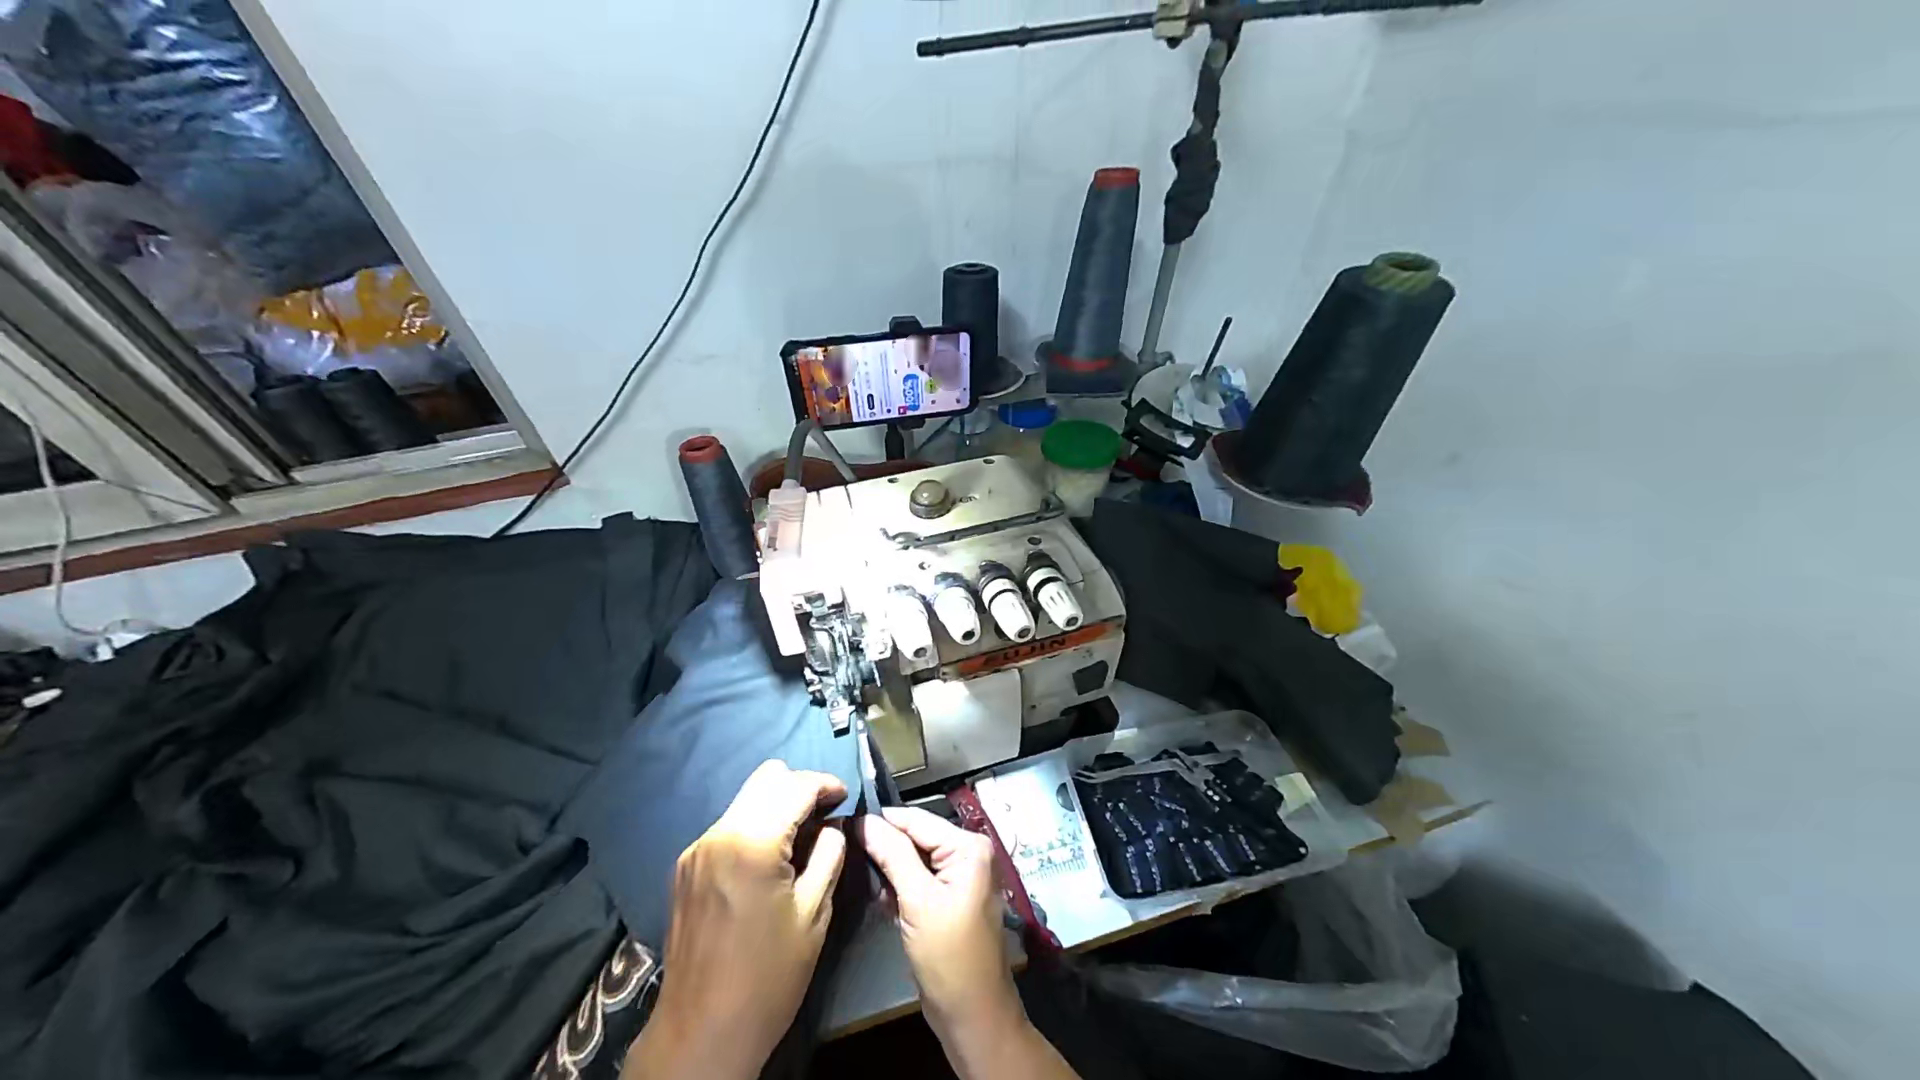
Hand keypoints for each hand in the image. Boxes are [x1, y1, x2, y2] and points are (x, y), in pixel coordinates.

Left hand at [625, 761, 846, 1079]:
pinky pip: (729, 826)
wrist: (700, 1034)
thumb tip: (832, 826)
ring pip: (746, 800)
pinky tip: (768, 861)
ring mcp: (696, 851)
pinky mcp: (685, 869)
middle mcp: (718, 835)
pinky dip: (755, 827)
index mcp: (751, 843)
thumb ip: (828, 855)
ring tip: (800, 839)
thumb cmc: (767, 977)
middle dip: (799, 788)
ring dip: (776, 806)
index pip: (795, 786)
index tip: (844, 797)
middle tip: (824, 815)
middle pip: (766, 779)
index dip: (825, 785)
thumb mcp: (813, 914)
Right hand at [857, 807, 1020, 1040]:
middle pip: (915, 836)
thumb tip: (863, 820)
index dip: (880, 821)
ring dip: (888, 868)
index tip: (843, 823)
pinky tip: (880, 897)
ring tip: (859, 874)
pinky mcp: (947, 897)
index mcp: (969, 846)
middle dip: (883, 846)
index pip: (916, 819)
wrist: (972, 1014)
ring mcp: (959, 876)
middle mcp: (968, 853)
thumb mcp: (917, 901)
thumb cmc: (949, 957)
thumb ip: (892, 855)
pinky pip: (917, 878)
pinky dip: (898, 885)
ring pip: (913, 858)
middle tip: (846, 850)